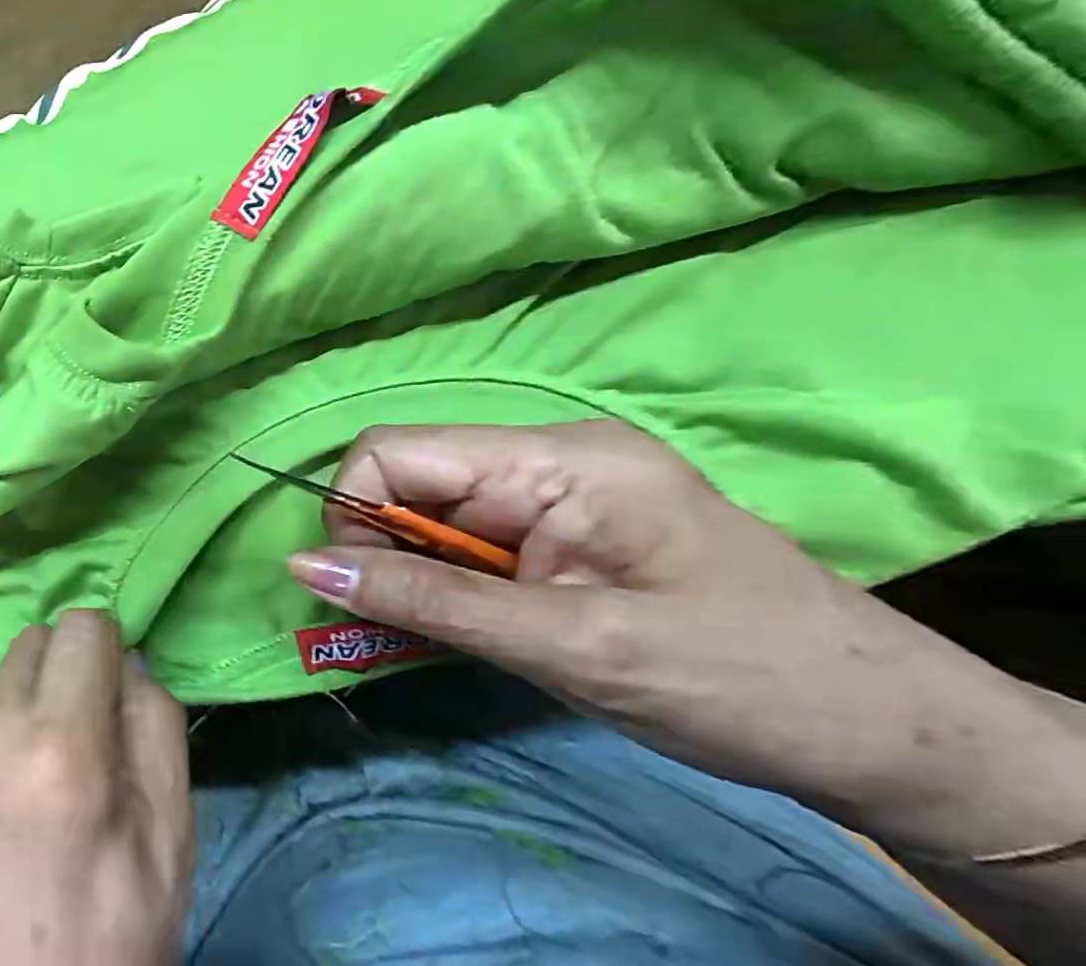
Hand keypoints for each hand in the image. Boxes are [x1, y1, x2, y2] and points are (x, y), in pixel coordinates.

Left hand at [0, 610, 191, 965]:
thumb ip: (156, 724)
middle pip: (42, 636)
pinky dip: (6, 724)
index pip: (84, 626)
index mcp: (58, 745)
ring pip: (10, 669)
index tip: (118, 699)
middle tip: (90, 734)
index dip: (111, 652)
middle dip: (74, 667)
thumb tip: (128, 661)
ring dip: (39, 696)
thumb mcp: (168, 833)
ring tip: (48, 767)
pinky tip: (11, 786)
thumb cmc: (104, 928)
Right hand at [286, 420, 1085, 857]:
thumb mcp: (568, 646)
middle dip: (383, 555)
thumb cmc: (739, 681)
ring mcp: (554, 495)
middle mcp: (544, 459)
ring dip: (413, 579)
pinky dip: (445, 590)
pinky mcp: (558, 534)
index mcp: (555, 459)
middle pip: (408, 482)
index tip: (365, 594)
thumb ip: (428, 603)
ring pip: (429, 519)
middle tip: (408, 631)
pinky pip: (465, 546)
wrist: (884, 734)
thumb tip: (303, 568)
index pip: (397, 452)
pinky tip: (472, 631)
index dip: (354, 516)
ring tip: (448, 641)